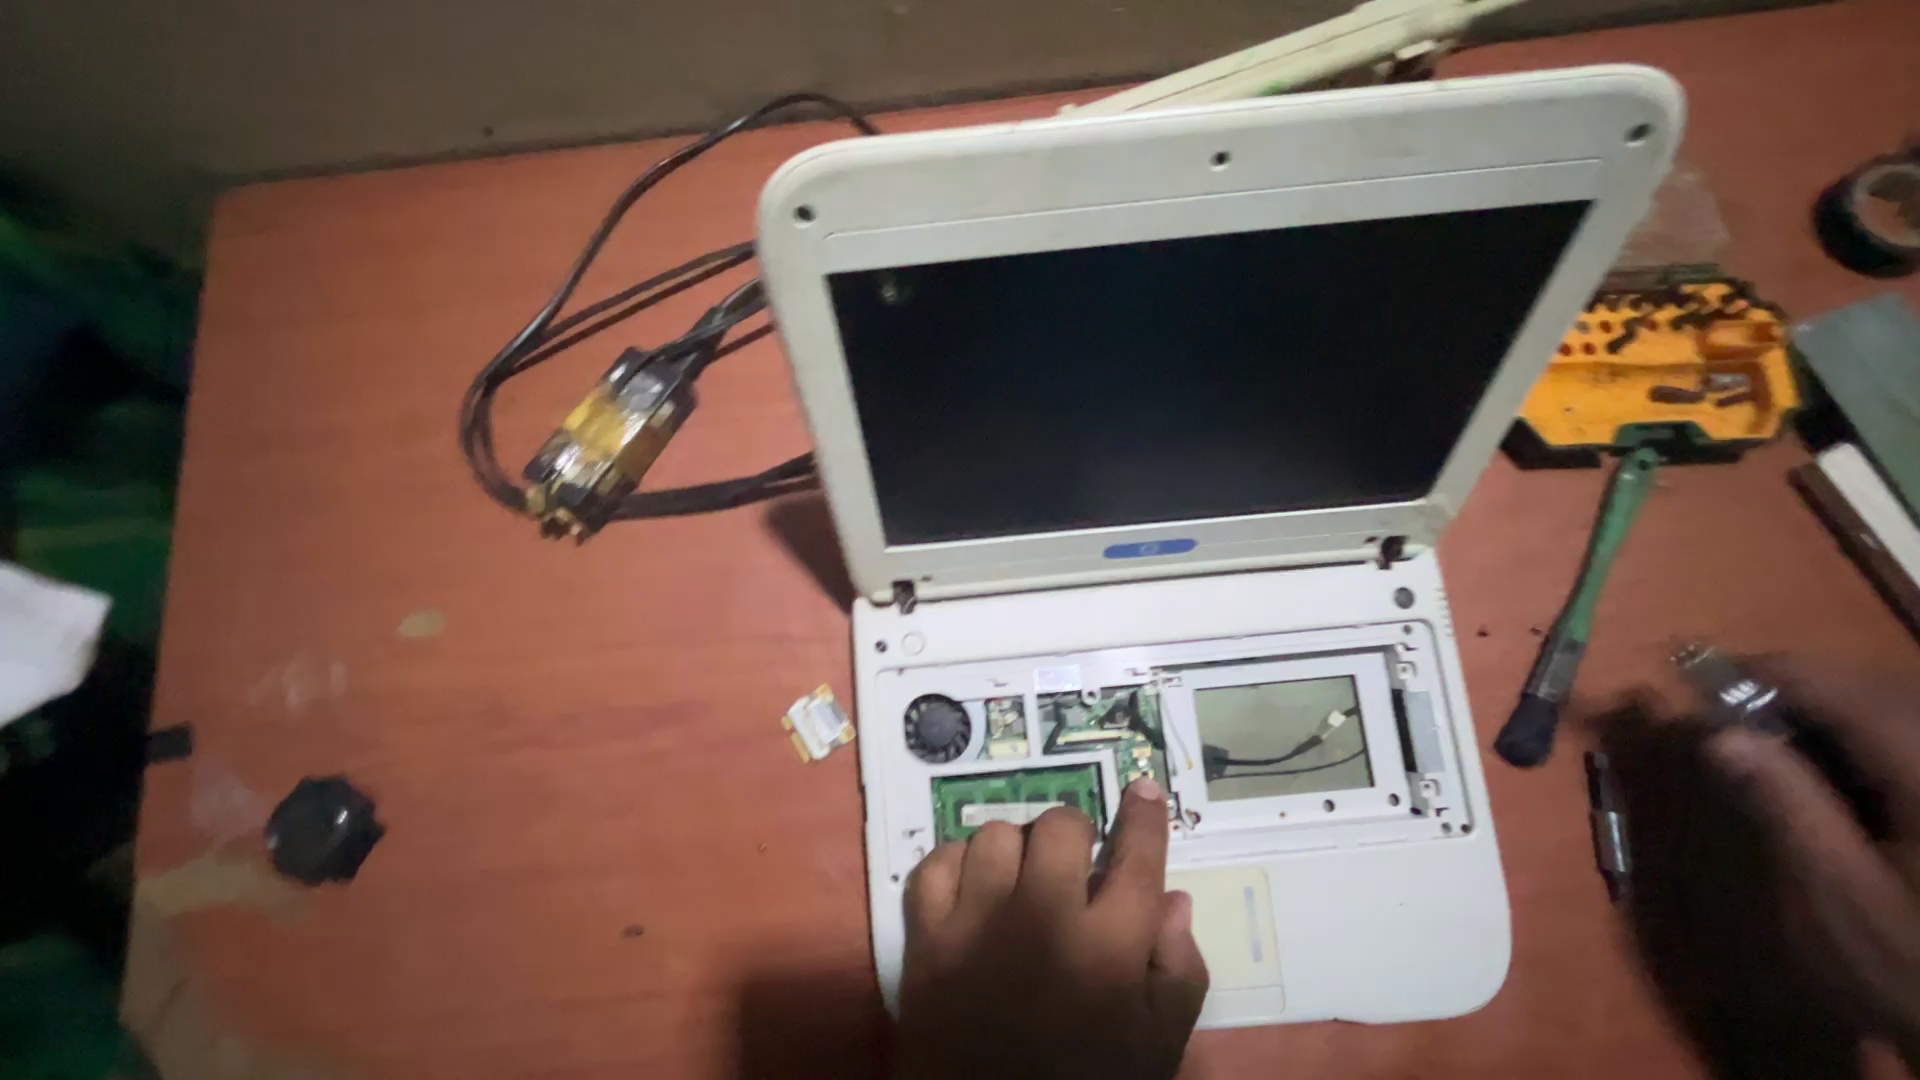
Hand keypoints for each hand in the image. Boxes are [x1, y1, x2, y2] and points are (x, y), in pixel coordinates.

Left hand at [892, 778, 1208, 1079]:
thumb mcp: (1157, 1046)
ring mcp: (979, 922)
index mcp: (1110, 949)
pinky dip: (955, 868)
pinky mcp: (928, 936)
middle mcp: (1044, 918)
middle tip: (1072, 864)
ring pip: (996, 835)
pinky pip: (937, 863)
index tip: (1142, 788)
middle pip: (1060, 827)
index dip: (1144, 816)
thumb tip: (1173, 899)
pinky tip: (970, 894)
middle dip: (1073, 836)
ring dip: (1013, 851)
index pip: (1137, 858)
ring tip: (1018, 882)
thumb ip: (1178, 971)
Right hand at [1705, 663, 1919, 1057]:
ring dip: (1832, 714)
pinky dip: (1871, 742)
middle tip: (1726, 714)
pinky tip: (1840, 776)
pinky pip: (1918, 745)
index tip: (1696, 673)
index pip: (1845, 693)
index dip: (1767, 673)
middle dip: (1797, 690)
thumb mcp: (1834, 894)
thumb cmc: (1915, 970)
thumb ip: (1782, 805)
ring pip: (1905, 713)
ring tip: (1771, 741)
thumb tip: (1718, 733)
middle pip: (1881, 693)